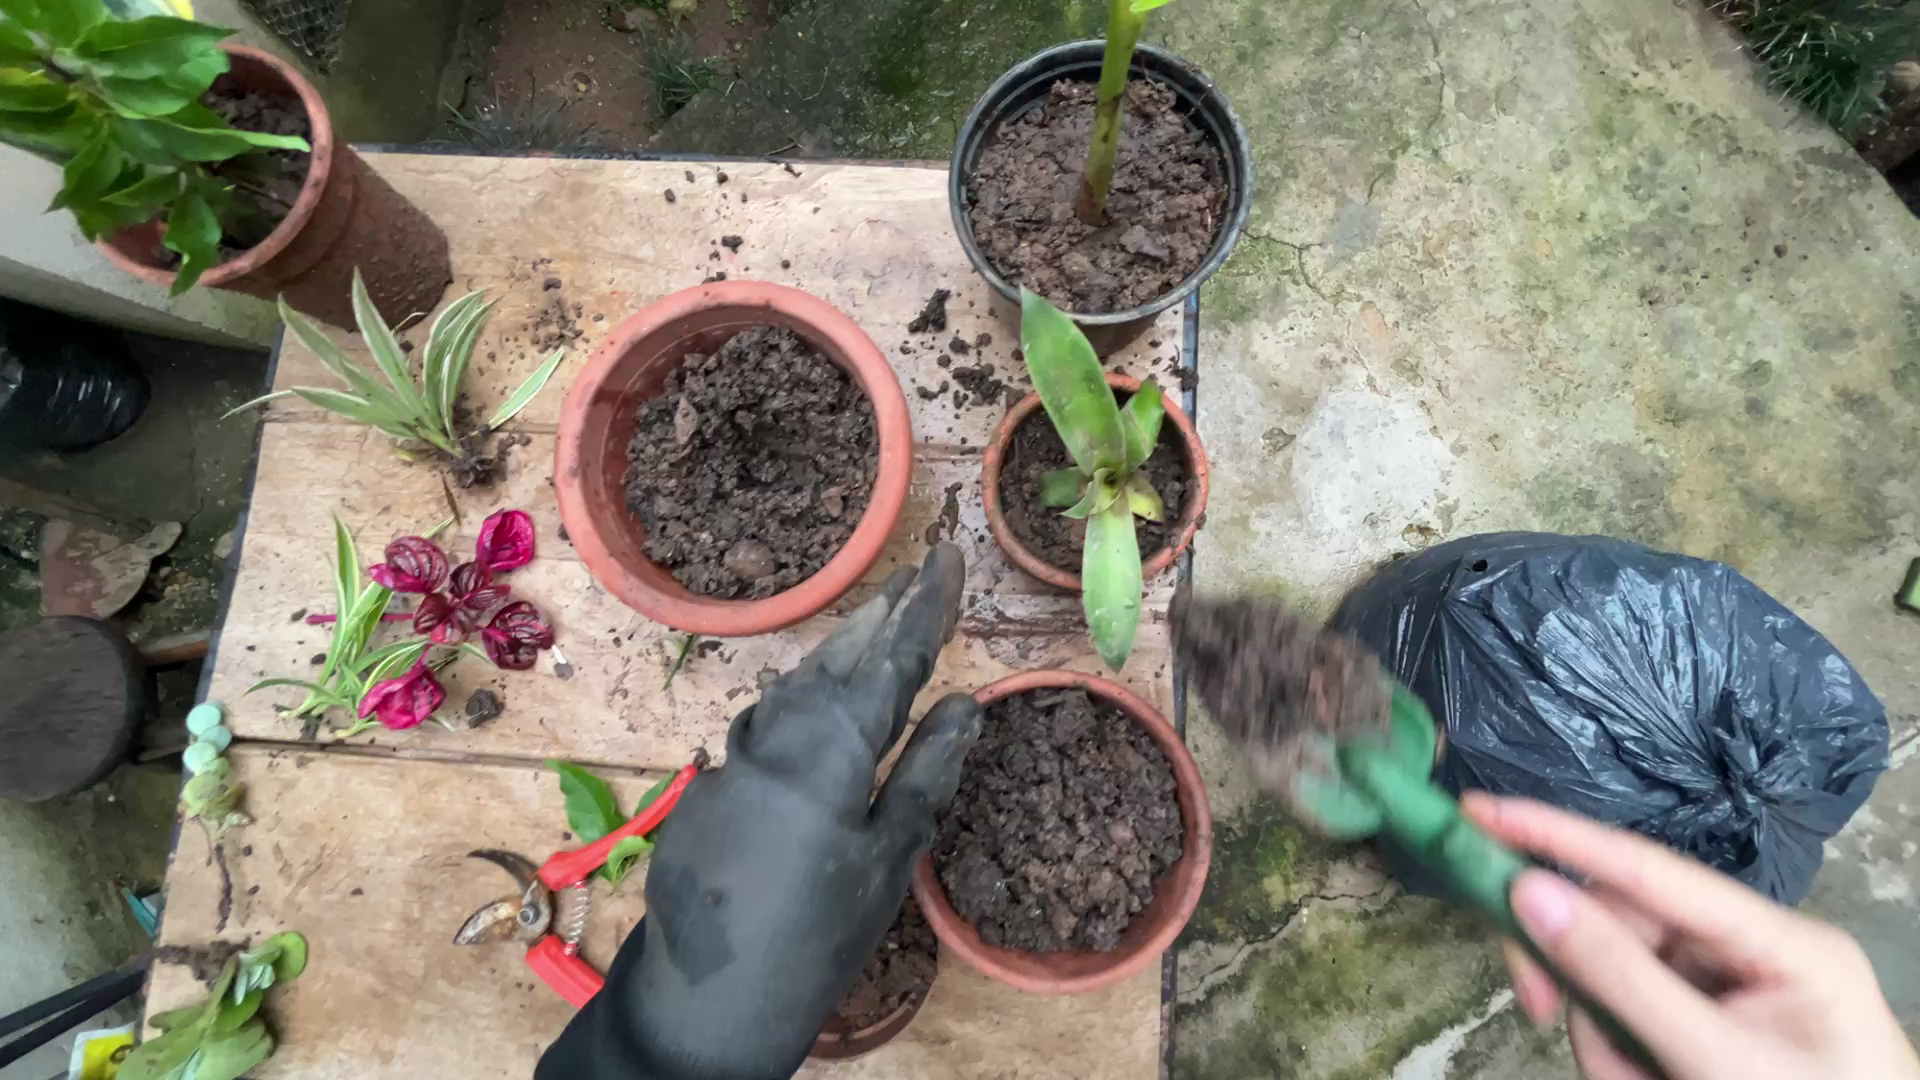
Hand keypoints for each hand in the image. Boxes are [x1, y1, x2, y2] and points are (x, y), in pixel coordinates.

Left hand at [537, 544, 982, 1079]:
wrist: (704, 1009)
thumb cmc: (818, 940)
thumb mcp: (887, 862)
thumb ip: (924, 774)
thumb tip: (963, 704)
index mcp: (833, 751)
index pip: (892, 661)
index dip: (926, 608)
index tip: (948, 560)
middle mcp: (780, 734)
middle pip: (840, 655)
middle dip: (882, 610)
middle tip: (914, 574)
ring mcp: (738, 754)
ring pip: (799, 679)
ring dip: (841, 645)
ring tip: (876, 617)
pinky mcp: (714, 780)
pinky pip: (768, 717)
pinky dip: (802, 692)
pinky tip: (815, 696)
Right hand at [1464, 794, 1919, 1079]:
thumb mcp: (1720, 1064)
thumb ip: (1622, 978)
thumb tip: (1526, 889)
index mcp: (1779, 942)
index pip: (1643, 867)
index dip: (1554, 832)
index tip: (1476, 809)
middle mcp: (1739, 943)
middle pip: (1610, 920)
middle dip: (1570, 968)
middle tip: (1534, 1005)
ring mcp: (1713, 975)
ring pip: (1599, 960)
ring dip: (1589, 1016)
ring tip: (1625, 1076)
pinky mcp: (1688, 1003)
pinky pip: (1611, 993)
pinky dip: (1604, 1034)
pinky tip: (1633, 1072)